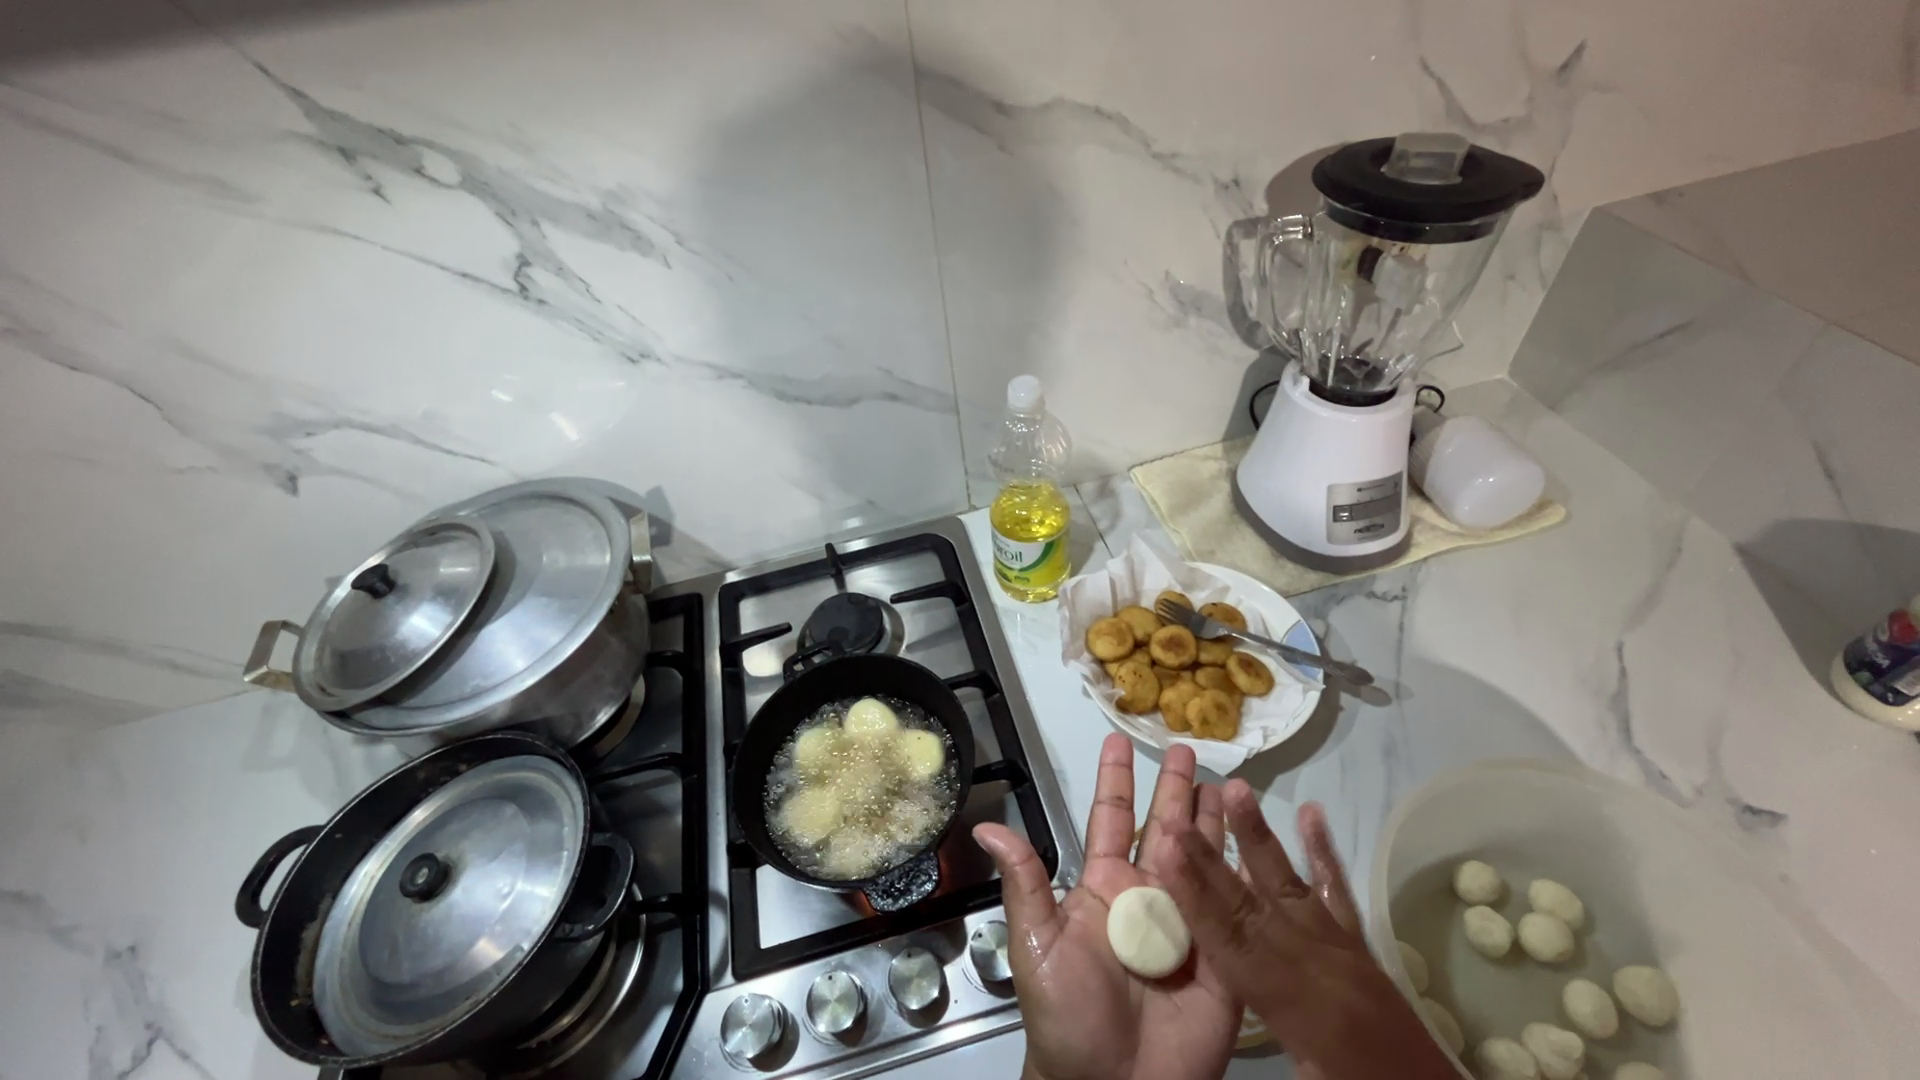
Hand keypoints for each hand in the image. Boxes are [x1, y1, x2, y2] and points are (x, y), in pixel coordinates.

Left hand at [973, 734, 1241, 1079]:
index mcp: (1103, 887)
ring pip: (1203, 855)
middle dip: (1176, 788)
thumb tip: (987, 827)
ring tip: (1228, 781)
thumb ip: (1024, 883)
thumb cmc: (1065, 1015)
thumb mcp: (1036, 943)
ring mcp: (1188, 922)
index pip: (1110, 819)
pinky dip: (1246, 868)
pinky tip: (1256, 838)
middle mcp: (1147, 895)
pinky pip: (1236, 904)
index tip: (1119, 741)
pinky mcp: (1224, 954)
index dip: (1116, 780)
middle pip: (1165, 827)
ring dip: (1214, 819)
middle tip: (1189, 747)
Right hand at [1155, 781, 1457, 1079]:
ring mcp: (1342, 949)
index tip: (1164, 852)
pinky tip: (1311, 813)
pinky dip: (1323, 852)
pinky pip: (1339, 895)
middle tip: (1175, 814)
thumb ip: (1263, 1029)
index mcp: (1299, 1007)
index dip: (1194, 897)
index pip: (1231, 944)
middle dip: (1208, 859)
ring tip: (1235, 789)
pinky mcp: (1361, 947)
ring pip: (1291, 886)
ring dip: (1258, 837)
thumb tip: (1212, 997)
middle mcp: (1319, 967)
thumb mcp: (1309, 1078)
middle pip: (1250, 906)